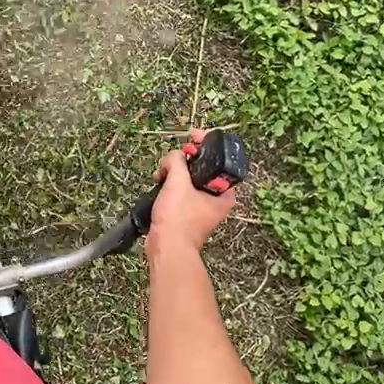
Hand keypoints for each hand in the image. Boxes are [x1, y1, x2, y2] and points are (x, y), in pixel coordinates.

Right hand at [148, 129, 238, 257]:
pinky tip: (158, 184)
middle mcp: (216, 198)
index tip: (191, 135)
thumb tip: (174, 157)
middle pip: (200, 166)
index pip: (219, 159)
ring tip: (161, 175)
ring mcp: (201, 205)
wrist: (167, 247)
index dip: (204, 144)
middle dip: (182, 160)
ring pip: (188, 177)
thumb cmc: (178, 219)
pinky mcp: (186, 211)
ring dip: (173, 172)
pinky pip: (179, 189)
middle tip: (171, 160)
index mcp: (224, 192)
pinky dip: (169, 184)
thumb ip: (177, 161)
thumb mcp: (178, 183)